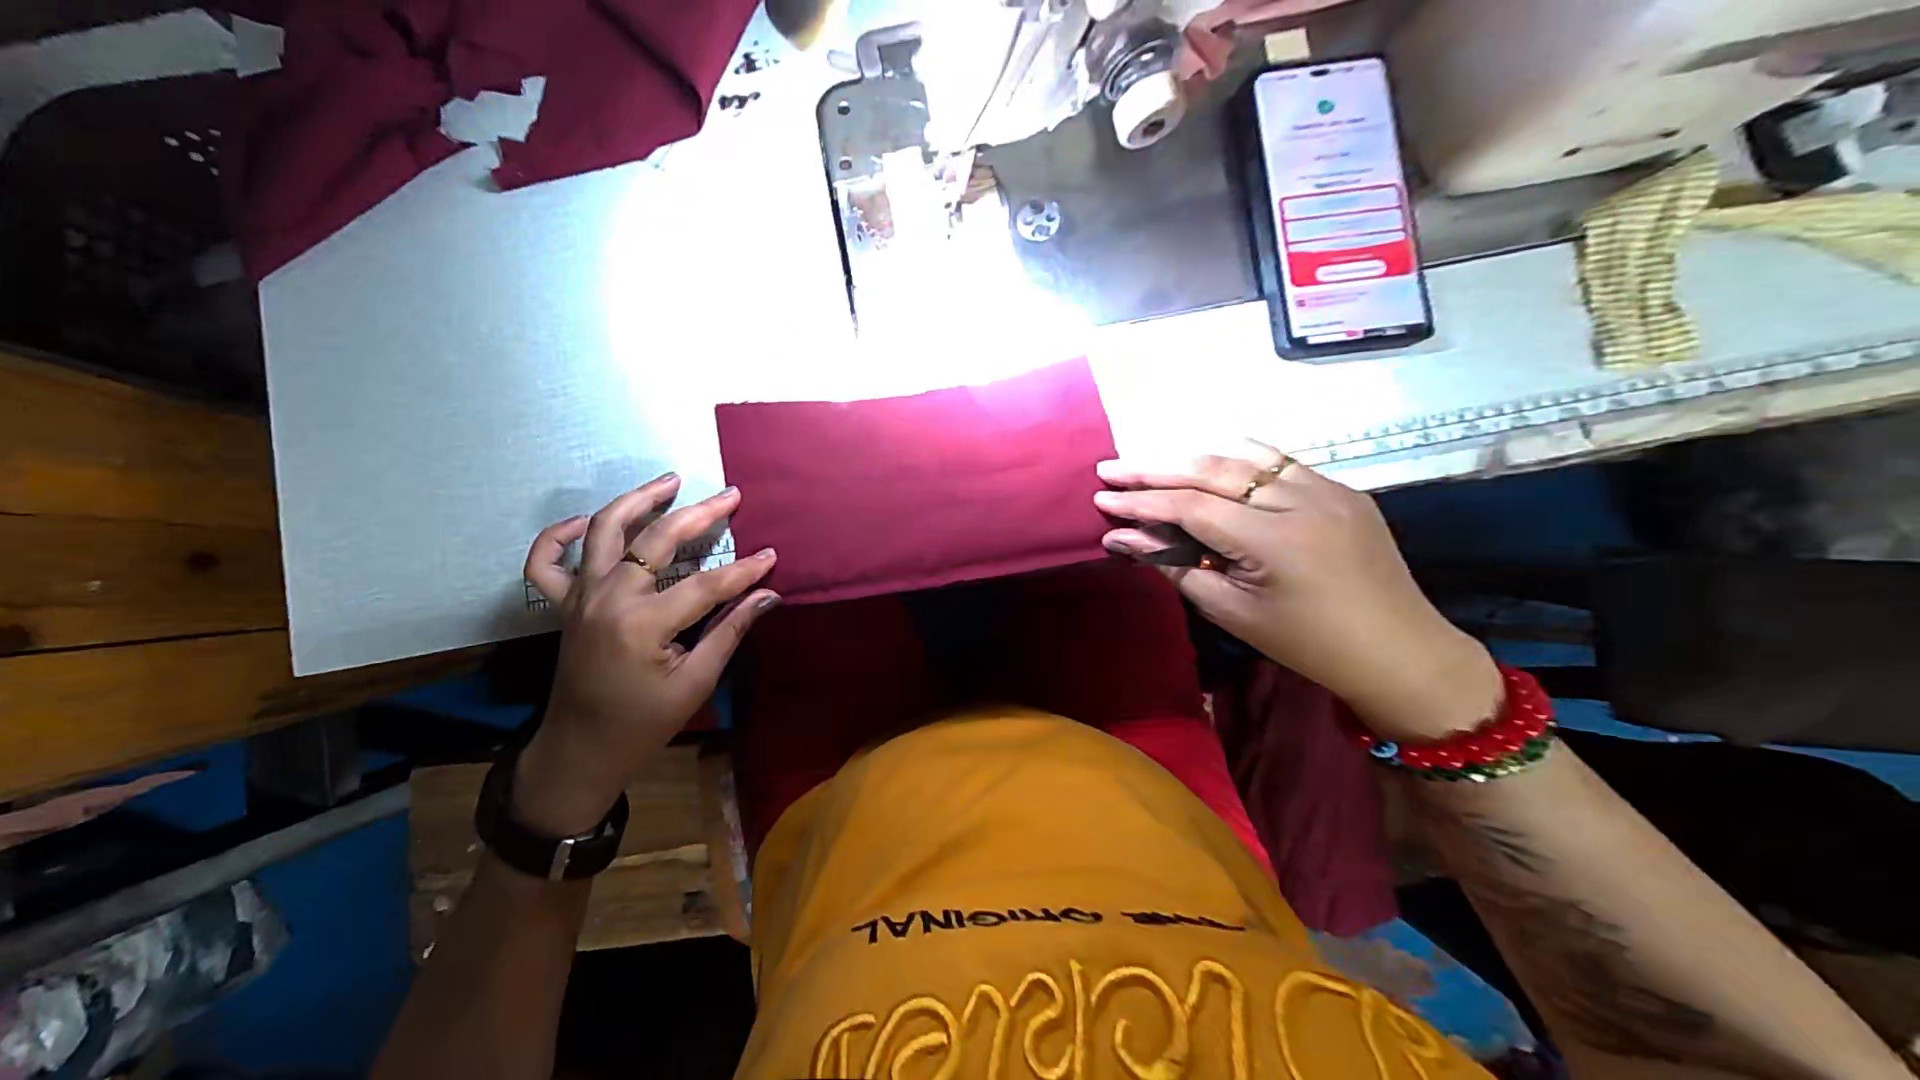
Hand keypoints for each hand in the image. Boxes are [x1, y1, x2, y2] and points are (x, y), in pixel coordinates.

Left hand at [513, 474, 779, 834]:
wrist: (581, 748)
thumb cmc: (644, 722)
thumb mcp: (696, 683)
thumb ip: (730, 631)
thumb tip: (768, 596)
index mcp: (642, 624)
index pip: (706, 584)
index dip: (743, 569)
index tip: (771, 555)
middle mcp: (607, 598)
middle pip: (656, 540)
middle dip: (699, 514)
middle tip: (730, 495)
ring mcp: (579, 597)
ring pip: (602, 530)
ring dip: (637, 500)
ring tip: (669, 480)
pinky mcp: (563, 604)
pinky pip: (546, 560)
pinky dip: (560, 534)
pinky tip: (588, 522)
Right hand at [1094, 451, 1499, 741]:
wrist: (1398, 650)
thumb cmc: (1307, 643)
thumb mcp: (1233, 611)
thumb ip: (1175, 566)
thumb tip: (1123, 538)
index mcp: (1276, 539)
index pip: (1191, 506)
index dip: (1142, 501)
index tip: (1103, 497)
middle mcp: (1303, 499)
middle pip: (1213, 468)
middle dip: (1156, 468)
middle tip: (1113, 468)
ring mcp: (1329, 487)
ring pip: (1246, 455)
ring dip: (1194, 457)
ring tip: (1153, 463)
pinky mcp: (1343, 488)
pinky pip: (1279, 463)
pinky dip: (1238, 461)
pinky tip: (1211, 466)